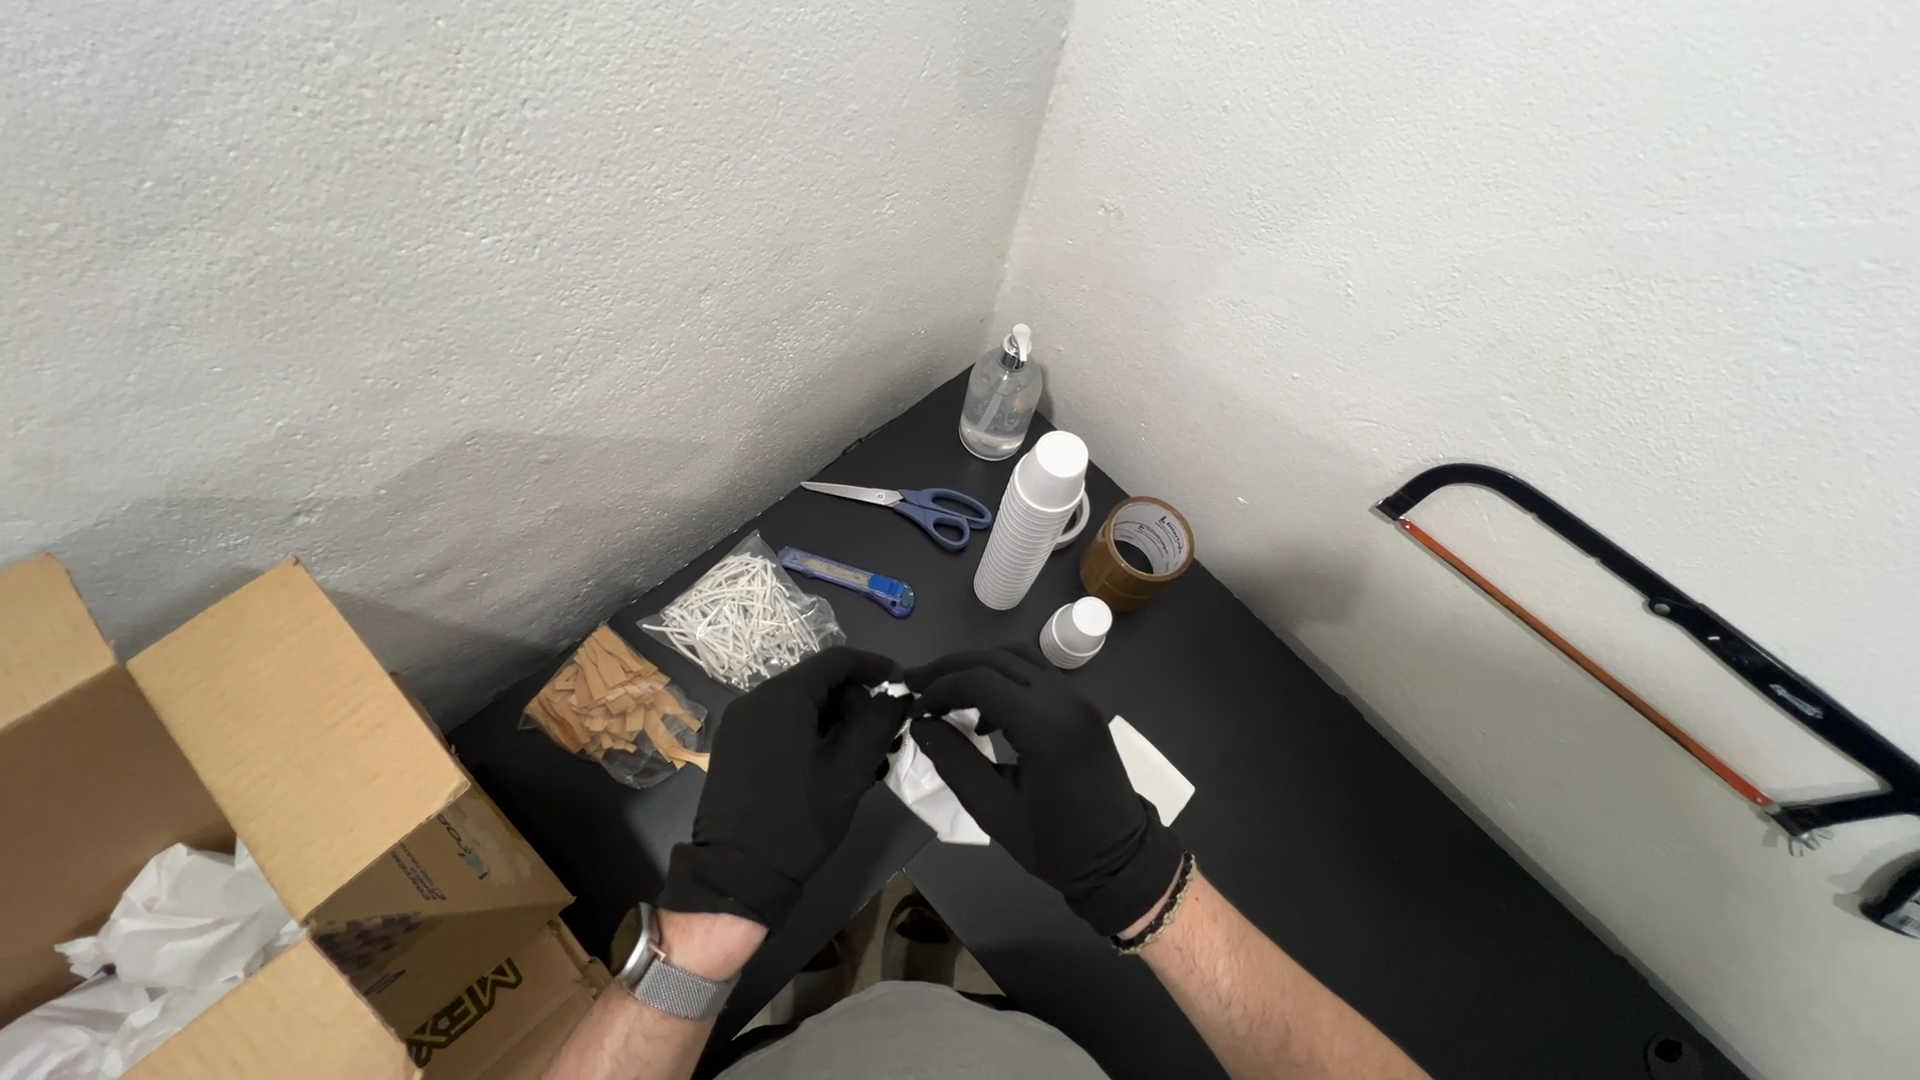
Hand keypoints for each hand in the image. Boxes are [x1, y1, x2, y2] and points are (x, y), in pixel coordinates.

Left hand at [660, 646, 903, 927]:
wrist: (735, 875)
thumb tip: (896, 696)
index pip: (837, 660)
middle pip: (818, 681)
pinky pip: (780, 722)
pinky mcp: (734, 745)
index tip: (901, 684)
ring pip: (800, 704)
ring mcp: (739, 722)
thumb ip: (877, 723)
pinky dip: (810, 732)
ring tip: (862, 756)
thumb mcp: (850, 771)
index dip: (874, 666)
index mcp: (782, 696)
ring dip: (835, 720)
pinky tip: (829, 764)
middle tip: (883, 733)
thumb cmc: (798, 820)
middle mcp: (755, 698)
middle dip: (855, 700)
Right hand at [906, 644, 1181, 936]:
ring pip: (1019, 657)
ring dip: (979, 666)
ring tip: (945, 691)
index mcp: (1045, 728)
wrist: (1122, 860)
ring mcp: (1078, 699)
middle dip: (952, 668)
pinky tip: (984, 713)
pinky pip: (1037, 673)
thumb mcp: (995, 812)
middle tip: (916, 683)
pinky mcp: (1082, 706)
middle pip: (997, 659)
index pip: (981, 680)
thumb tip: (921, 724)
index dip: (940, 687)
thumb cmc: (1056, 846)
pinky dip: (1004, 677)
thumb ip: (955, 762)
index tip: (914, 708)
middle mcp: (1065, 701)